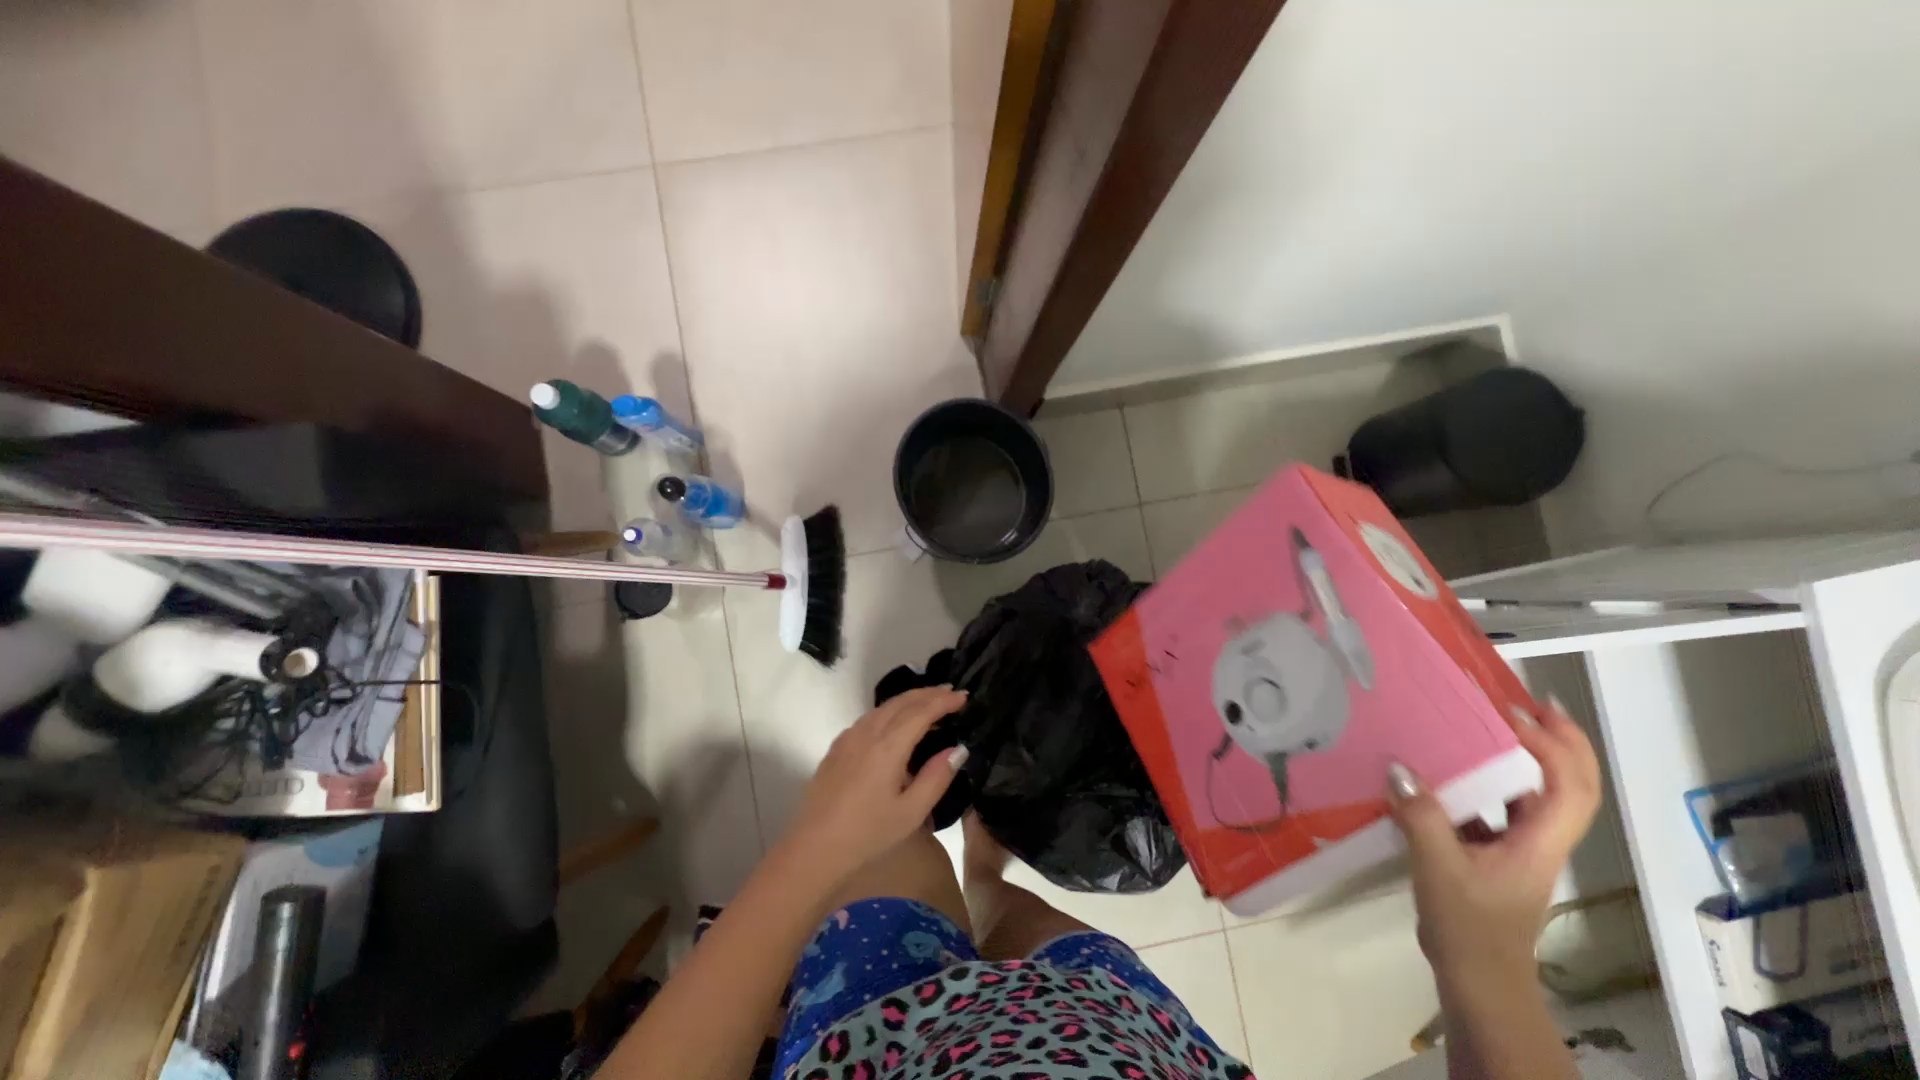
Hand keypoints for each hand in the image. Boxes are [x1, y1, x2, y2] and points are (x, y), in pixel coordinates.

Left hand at [778, 686, 969, 888]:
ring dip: (908, 700)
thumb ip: (937, 777)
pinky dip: (889, 711)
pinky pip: (868, 718)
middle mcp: (867, 733)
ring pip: (882, 707)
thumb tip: (957, 748)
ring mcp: (848, 739)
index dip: (944, 701)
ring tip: (928, 702)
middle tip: (951, 692)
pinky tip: (894, 722)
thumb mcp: (911, 811)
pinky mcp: (837, 748)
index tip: (964, 696)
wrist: (816, 847)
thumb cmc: (868, 833)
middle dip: (928, 693)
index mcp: (888, 747)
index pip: (921, 711)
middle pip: (901, 702)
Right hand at [1385, 696, 1601, 993]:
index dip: (1553, 745)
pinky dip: (1488, 782)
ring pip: (1537, 793)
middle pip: (1570, 783)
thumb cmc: (1469, 927)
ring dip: (1525, 758)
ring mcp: (1521, 847)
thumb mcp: (1439, 869)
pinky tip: (1451, 772)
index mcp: (1540, 841)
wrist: (1478, 980)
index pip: (1570, 785)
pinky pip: (1502, 807)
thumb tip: (1398, 767)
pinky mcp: (1497, 855)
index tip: (1514, 713)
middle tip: (1527, 703)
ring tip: (1490, 725)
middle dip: (1558, 740)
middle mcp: (1540, 838)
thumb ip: (1422, 817)